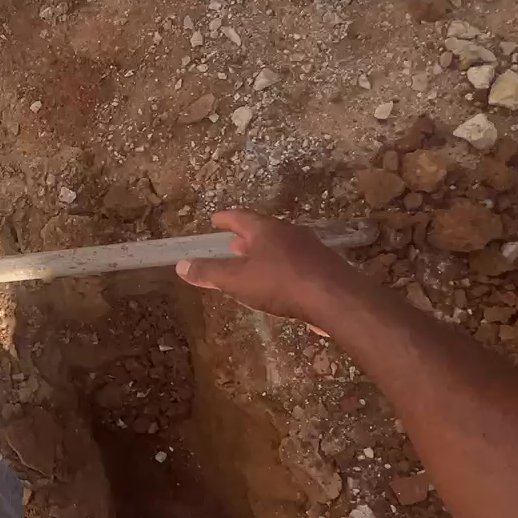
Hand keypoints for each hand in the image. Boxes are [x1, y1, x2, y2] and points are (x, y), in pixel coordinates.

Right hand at [176, 210, 366, 326]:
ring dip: (265, 253)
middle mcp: (289, 234)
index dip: (226, 219)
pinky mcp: (324, 269)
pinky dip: (281, 267)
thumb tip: (181, 265)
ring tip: (254, 262)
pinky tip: (278, 282)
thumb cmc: (280, 283)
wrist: (336, 299)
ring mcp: (310, 250)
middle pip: (263, 231)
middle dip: (246, 237)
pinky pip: (296, 263)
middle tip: (232, 242)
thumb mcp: (236, 280)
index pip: (240, 218)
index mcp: (266, 231)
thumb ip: (208, 272)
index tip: (215, 219)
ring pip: (282, 246)